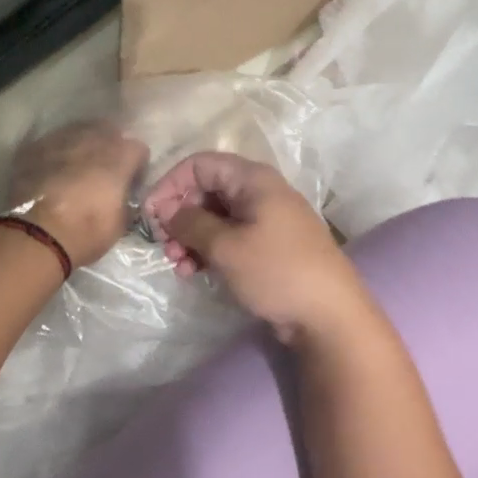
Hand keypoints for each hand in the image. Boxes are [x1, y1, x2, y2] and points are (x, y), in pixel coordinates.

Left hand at [6, 121, 149, 268]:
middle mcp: (91, 139)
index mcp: (118, 156)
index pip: (138, 150)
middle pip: (107, 132)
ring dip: (80, 148)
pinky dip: (54, 156)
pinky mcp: (33, 148)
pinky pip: (50, 145)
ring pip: (77, 133)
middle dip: (108, 150)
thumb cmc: (84, 234)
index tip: (129, 184)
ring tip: (74, 170)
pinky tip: (49, 173)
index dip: (136, 167)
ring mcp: (59, 140)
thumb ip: (125, 203)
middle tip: (102, 173)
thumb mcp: (118, 226)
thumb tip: (122, 199)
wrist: (36, 236)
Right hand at [143, 152, 359, 342]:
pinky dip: (206, 252)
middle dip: (179, 217)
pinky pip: (227, 239)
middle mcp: (258, 193)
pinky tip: (193, 273)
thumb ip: (191, 223)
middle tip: (164, 247)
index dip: (170, 185)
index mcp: (252, 180)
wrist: (325, 313)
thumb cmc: (276, 271)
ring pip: (213, 218)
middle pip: (205, 191)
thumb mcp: (226, 247)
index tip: (151, 216)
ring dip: (189, 239)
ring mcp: (263, 221)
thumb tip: (166, 210)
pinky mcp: (264, 247)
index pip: (199, 164)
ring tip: (178, 266)